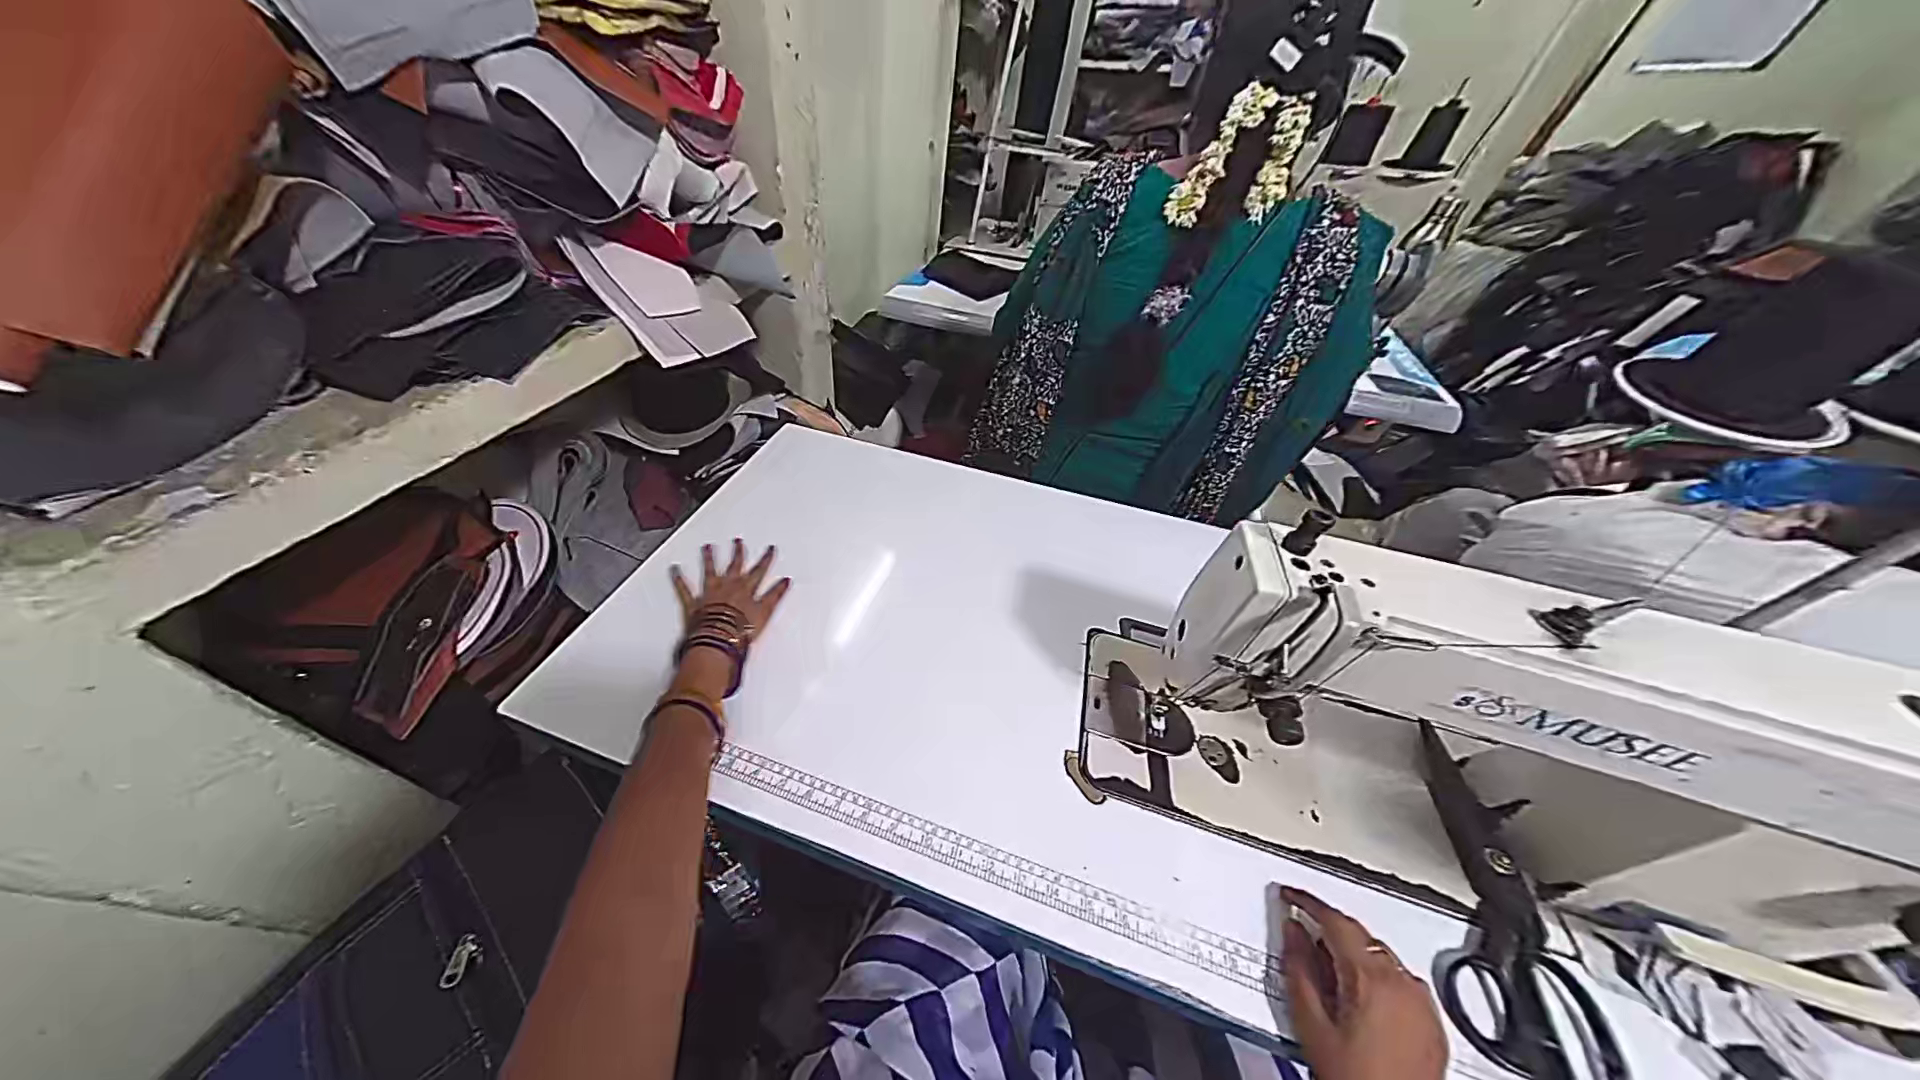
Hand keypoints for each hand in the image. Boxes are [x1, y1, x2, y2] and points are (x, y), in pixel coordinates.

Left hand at [670, 539, 790, 640]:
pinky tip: (675, 570)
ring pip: (710, 571)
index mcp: (746, 589)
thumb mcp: (766, 612)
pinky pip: (684, 588)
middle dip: (737, 552)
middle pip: (734, 566)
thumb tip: (784, 583)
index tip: (769, 549)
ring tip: (707, 548)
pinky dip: (679, 579)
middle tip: (738, 541)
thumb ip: (775, 595)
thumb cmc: (741, 628)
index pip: (759, 570)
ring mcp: (709, 593)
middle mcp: (727, 586)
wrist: (719, 638)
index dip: (765, 559)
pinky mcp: (694, 603)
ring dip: (709, 558)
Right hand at [1281, 887, 1447, 1079]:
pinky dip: (1378, 975)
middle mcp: (1403, 985)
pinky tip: (1360, 997)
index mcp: (1370, 979)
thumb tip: (1293, 930)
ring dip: (1353, 953)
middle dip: (1329, 929)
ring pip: (1381, 956)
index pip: (1335, 920)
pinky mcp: (1433, 1025)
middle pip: (1360, 936)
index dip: (1308, 902)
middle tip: (1302, 937)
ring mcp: (1423, 1005)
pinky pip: (1402, 981)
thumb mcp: (1310, 1022)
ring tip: (1329, 976)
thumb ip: (1298, 967)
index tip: (1291, 895)